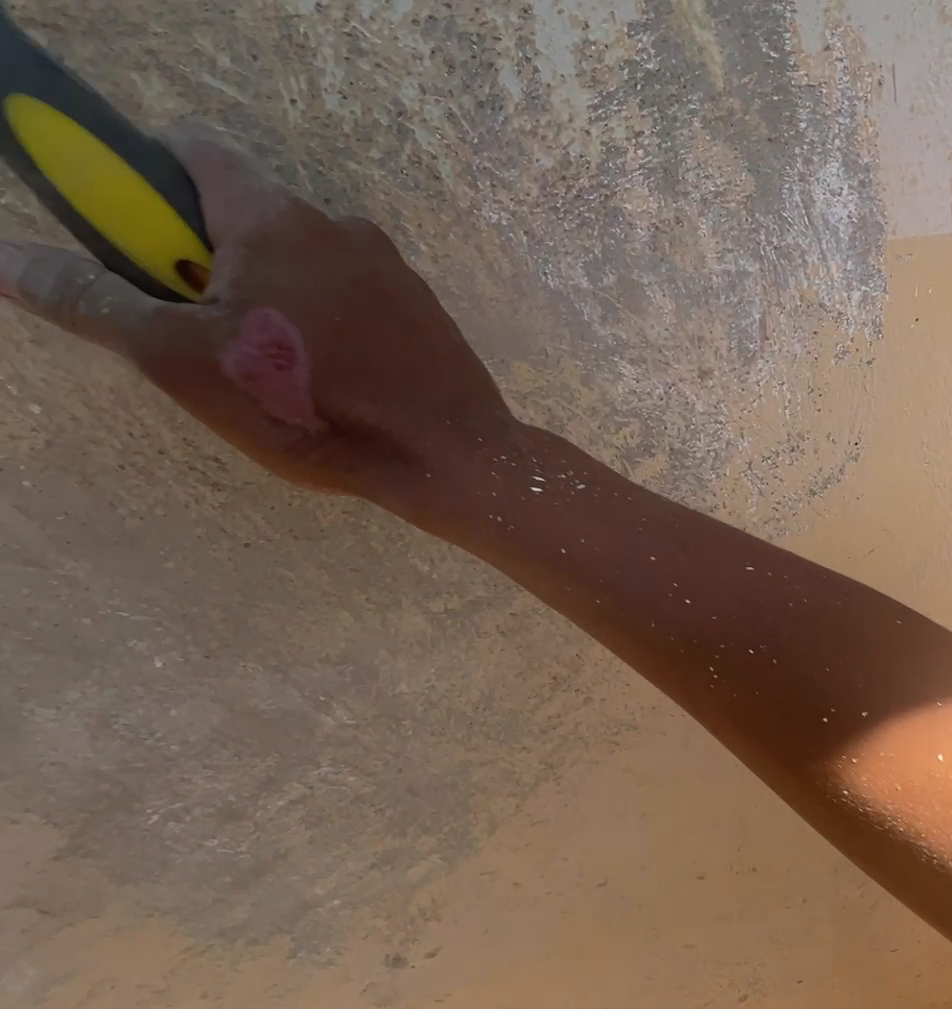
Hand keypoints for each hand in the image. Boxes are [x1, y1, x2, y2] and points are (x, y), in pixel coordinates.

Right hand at [0, 127, 516, 505]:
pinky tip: (329, 375)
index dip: (144, 180)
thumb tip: (11, 256)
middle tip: (201, 328)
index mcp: (276, 218)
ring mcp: (395, 271)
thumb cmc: (313, 404)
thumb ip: (92, 299)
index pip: (192, 153)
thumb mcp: (180, 356)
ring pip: (304, 265)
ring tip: (270, 364)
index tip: (132, 238)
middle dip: (207, 258)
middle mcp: (342, 228)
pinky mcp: (426, 313)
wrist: (450, 455)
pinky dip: (325, 320)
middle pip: (246, 217)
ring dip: (269, 295)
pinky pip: (353, 299)